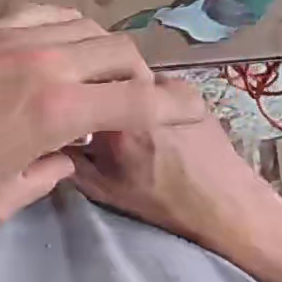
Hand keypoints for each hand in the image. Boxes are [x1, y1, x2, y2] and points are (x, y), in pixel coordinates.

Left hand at [0, 5, 205, 224]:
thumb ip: (44, 181)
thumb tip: (65, 161)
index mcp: (59, 109)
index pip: (137, 101)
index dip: (172, 107)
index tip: (189, 111)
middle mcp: (50, 62)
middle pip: (122, 53)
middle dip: (142, 77)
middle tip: (134, 101)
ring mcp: (20, 36)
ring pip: (90, 28)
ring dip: (108, 51)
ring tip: (100, 75)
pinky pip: (51, 14)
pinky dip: (73, 28)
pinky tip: (64, 45)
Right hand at [71, 98, 281, 264]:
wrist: (228, 207)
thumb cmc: (163, 204)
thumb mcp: (104, 189)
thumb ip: (72, 159)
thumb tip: (53, 136)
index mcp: (116, 120)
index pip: (79, 88)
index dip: (74, 94)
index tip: (71, 106)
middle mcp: (142, 95)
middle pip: (108, 75)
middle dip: (101, 89)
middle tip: (101, 111)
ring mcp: (172, 88)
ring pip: (135, 78)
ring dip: (128, 92)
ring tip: (133, 119)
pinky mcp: (192, 92)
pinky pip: (161, 86)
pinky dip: (154, 98)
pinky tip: (160, 124)